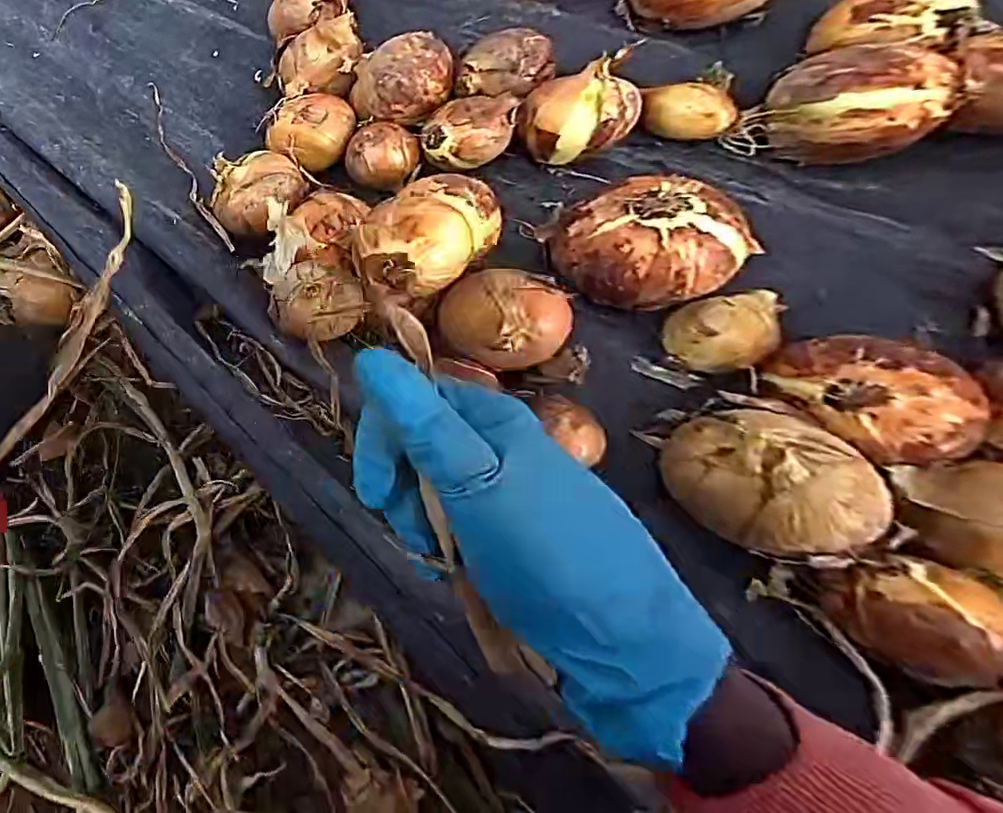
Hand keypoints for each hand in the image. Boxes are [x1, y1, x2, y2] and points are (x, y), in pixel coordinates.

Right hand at [350, 348, 729, 768]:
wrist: (631, 646)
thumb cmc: (546, 554)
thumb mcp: (474, 483)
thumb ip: (421, 421)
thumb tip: (370, 356)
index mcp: (491, 417)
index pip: (408, 397)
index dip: (380, 438)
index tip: (375, 490)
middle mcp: (494, 441)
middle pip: (412, 438)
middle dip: (395, 482)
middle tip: (402, 526)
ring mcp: (501, 483)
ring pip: (425, 480)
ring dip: (412, 514)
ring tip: (432, 553)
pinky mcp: (504, 523)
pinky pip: (448, 514)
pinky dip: (435, 536)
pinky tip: (447, 562)